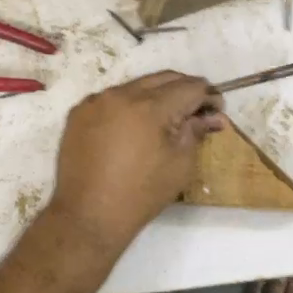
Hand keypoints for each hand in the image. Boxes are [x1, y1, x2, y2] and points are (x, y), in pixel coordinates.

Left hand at [48, 71, 222, 245]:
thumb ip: (196, 131)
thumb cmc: (141, 193)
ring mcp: (95, 102)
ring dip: (153, 96)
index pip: (189, 86)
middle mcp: (120, 94)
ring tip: (164, 121)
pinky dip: (126, 106)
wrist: (88, 213)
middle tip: (196, 112)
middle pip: (161, 79)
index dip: (207, 96)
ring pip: (134, 87)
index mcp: (149, 106)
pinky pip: (109, 100)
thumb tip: (213, 116)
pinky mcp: (77, 113)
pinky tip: (132, 128)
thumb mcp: (180, 164)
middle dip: (183, 90)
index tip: (215, 111)